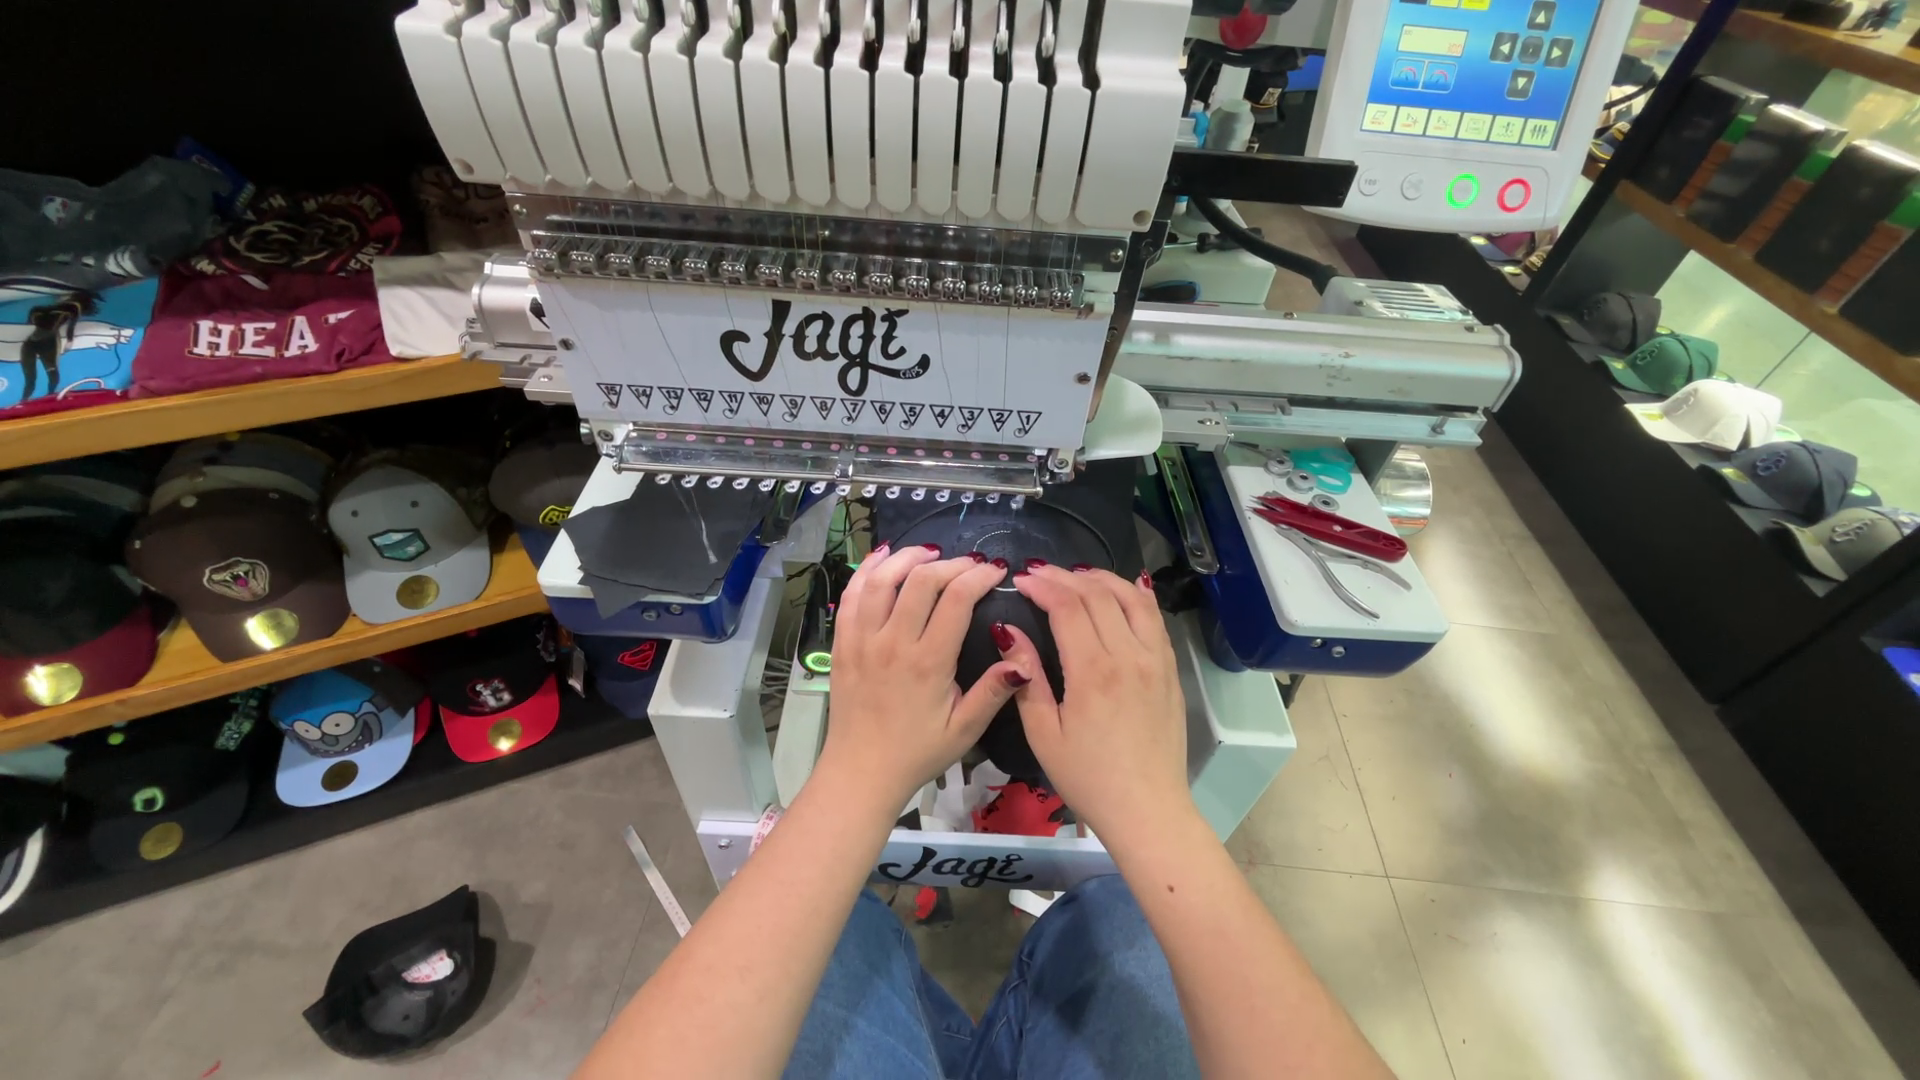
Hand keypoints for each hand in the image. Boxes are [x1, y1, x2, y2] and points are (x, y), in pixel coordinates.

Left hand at [816, 543, 1025, 808]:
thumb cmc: (917, 752)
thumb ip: (993, 692)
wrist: (861, 771)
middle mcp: (893, 643)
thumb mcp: (965, 730)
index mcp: (928, 662)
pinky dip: (867, 571)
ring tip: (929, 553)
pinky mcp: (843, 644)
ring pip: (882, 580)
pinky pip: (851, 597)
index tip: (995, 570)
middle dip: (951, 563)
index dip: (979, 576)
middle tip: (969, 565)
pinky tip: (882, 559)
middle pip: (921, 580)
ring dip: (907, 558)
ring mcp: (863, 640)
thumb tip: (1021, 660)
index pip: (957, 599)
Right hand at [1000, 565, 1192, 839]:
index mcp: (1093, 671)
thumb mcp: (1043, 734)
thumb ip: (1027, 678)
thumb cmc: (1088, 777)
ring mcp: (1156, 660)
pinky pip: (1155, 619)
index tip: (1022, 579)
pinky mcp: (1170, 670)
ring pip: (1131, 598)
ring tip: (1077, 576)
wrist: (1147, 808)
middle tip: (1040, 574)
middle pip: (1098, 595)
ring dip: (1102, 579)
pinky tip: (1122, 590)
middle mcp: (1128, 655)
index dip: (1043, 586)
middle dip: (1065, 577)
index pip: (1068, 607)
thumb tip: (1007, 632)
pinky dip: (1136, 596)